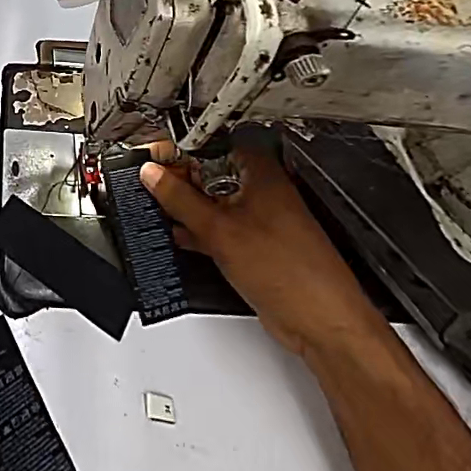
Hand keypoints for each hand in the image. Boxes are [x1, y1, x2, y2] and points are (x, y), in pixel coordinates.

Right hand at [140, 146, 380, 360]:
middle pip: (205, 173)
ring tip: (155, 210)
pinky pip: (218, 226)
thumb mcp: (219, 230)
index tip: (147, 161)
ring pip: (210, 201)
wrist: (323, 322)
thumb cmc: (294, 272)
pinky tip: (180, 234)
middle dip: (175, 180)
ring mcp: (257, 216)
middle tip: (147, 187)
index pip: (204, 148)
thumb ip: (180, 199)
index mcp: (256, 169)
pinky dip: (198, 229)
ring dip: (184, 207)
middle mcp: (258, 187)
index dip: (173, 153)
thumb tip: (154, 176)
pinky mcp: (253, 243)